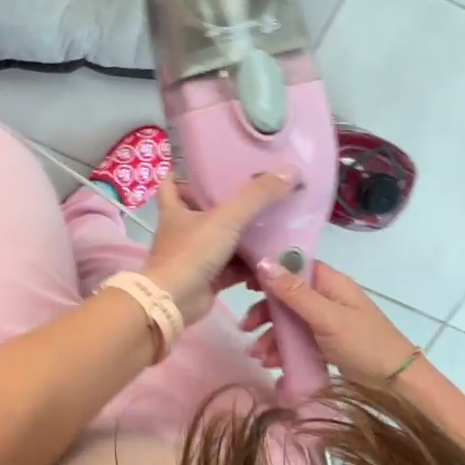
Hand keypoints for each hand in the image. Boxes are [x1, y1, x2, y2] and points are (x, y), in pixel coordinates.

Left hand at [140, 170, 296, 325]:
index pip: (174, 181)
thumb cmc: (191, 252)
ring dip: (247, 233)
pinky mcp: (209, 276)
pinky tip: (275, 255)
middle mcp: (183, 229)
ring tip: (278, 219)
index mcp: (176, 209)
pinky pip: (235, 265)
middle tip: (262, 188)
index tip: (213, 162)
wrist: (174, 302)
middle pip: (207, 209)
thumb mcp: (226, 218)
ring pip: (225, 238)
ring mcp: (196, 254)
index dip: (188, 170)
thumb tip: (290, 171)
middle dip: (231, 201)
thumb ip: (257, 196)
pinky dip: (251, 262)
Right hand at [243, 259, 417, 383]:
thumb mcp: (326, 318)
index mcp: (329, 282)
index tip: (243, 283)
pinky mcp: (324, 342)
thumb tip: (263, 262)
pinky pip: (296, 340)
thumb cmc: (364, 343)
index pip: (293, 266)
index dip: (268, 272)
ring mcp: (325, 320)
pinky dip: (282, 349)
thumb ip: (294, 292)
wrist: (396, 382)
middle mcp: (326, 297)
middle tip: (246, 328)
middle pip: (285, 296)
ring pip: (288, 321)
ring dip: (270, 336)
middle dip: (264, 312)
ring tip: (257, 356)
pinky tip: (271, 363)